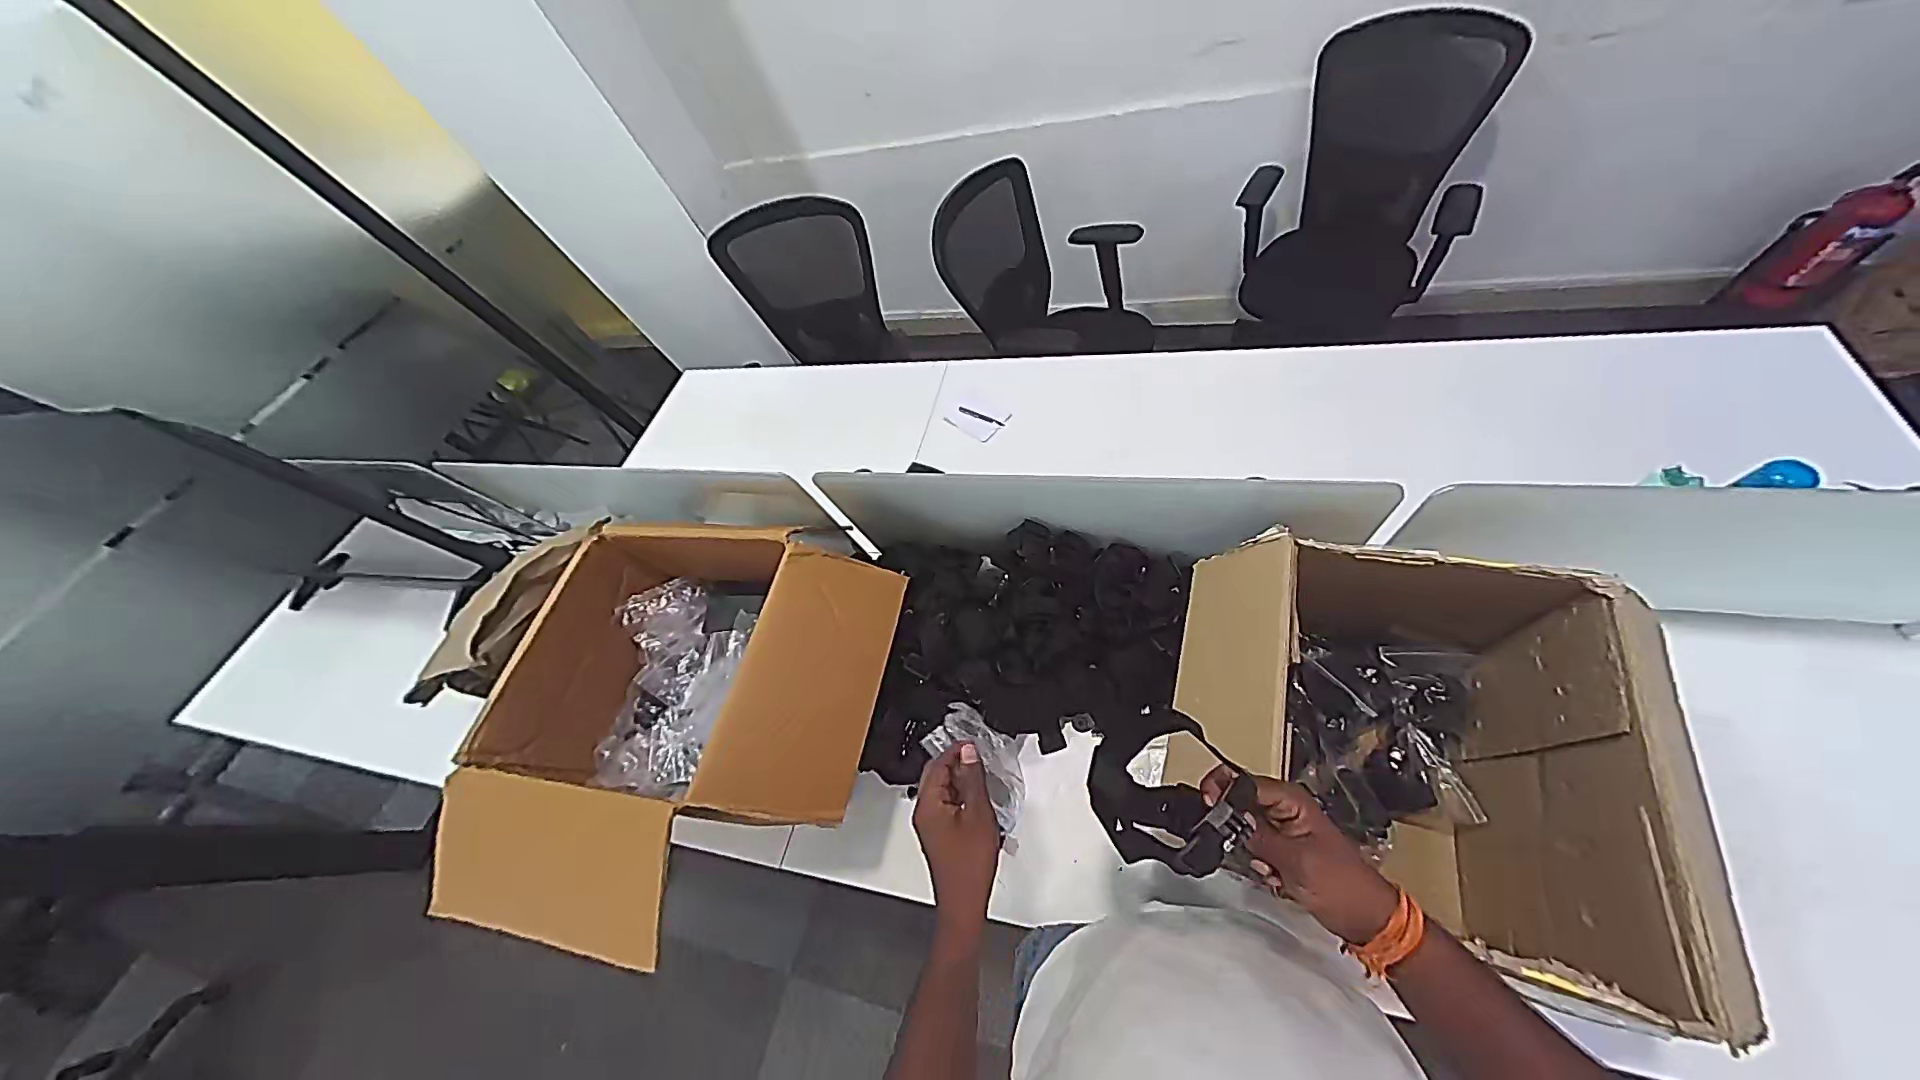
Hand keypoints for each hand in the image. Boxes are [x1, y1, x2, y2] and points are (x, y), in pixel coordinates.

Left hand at [913, 743, 1001, 927]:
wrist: (964, 901)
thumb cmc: (969, 865)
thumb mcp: (978, 812)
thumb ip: (973, 779)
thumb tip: (969, 753)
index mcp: (927, 804)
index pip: (937, 764)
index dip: (956, 750)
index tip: (972, 743)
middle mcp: (924, 812)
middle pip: (938, 776)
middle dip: (959, 765)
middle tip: (980, 759)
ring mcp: (931, 824)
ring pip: (944, 790)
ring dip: (963, 782)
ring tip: (984, 781)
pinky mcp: (940, 834)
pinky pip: (948, 805)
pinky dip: (963, 798)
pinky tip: (980, 803)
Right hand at [1201, 766, 1399, 944]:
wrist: (1368, 920)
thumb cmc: (1345, 887)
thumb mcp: (1297, 860)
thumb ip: (1259, 835)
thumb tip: (1228, 817)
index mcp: (1292, 799)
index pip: (1245, 781)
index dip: (1223, 788)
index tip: (1209, 804)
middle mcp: (1285, 808)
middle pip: (1239, 800)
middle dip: (1232, 822)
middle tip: (1234, 840)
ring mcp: (1281, 828)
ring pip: (1241, 824)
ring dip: (1244, 845)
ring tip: (1263, 865)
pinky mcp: (1279, 847)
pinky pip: (1250, 844)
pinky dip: (1251, 858)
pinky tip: (1268, 873)